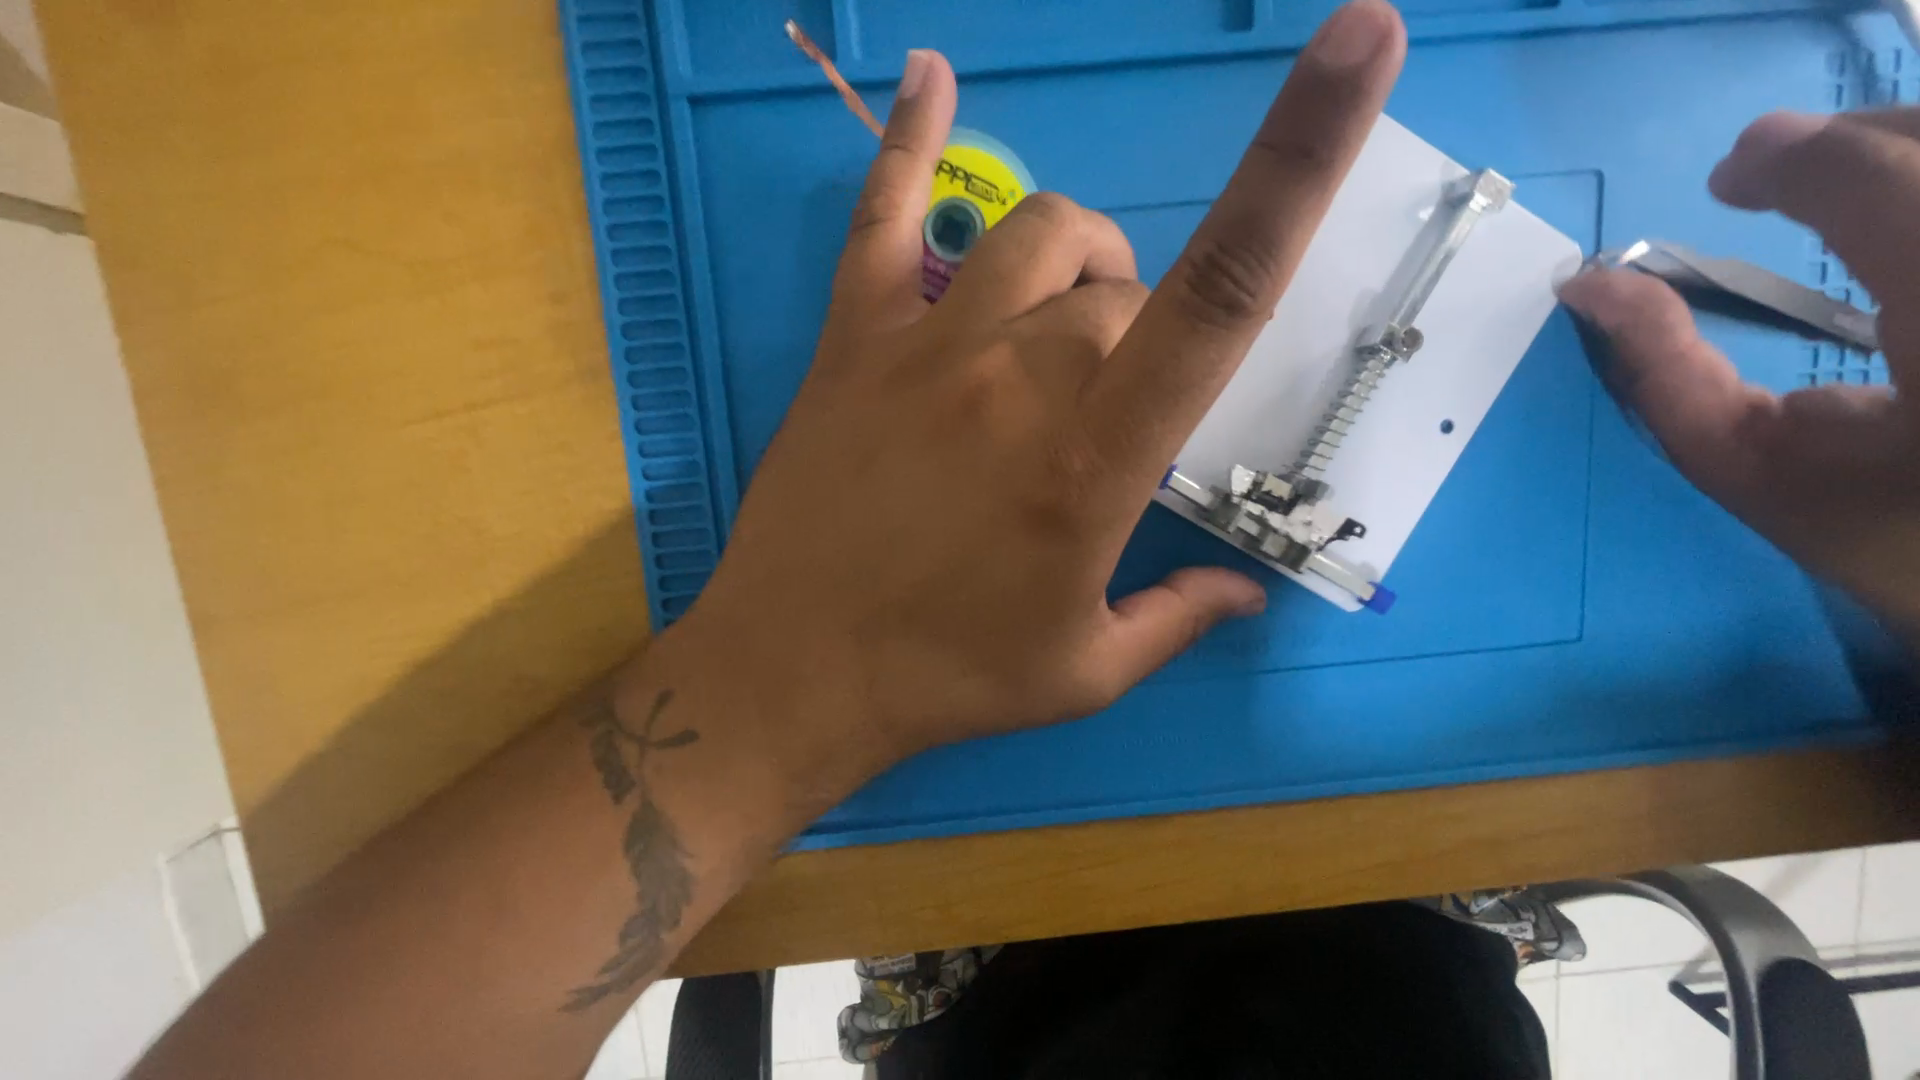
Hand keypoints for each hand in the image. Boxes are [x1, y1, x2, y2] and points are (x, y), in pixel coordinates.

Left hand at [669, 1, 1407, 779]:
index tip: (1362, 42)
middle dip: (1143, 334)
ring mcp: (928, 346)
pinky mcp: (851, 340)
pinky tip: (931, 74)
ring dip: (1080, 258)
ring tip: (1065, 318)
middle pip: (1125, 289)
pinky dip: (909, 142)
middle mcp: (1021, 377)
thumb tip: (1248, 592)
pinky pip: (882, 216)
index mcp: (1097, 459)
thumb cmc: (947, 678)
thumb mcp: (1085, 672)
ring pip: (1038, 234)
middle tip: (1106, 412)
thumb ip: (1178, 617)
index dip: (1299, 165)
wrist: (795, 670)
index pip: (1220, 295)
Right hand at [1559, 109, 1919, 639]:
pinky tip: (1900, 209)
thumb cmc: (1873, 535)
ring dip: (1907, 149)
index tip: (1729, 176)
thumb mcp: (1737, 462)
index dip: (1802, 161)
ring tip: (1844, 179)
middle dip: (1865, 136)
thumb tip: (1591, 282)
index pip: (1890, 188)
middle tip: (1777, 169)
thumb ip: (1661, 366)